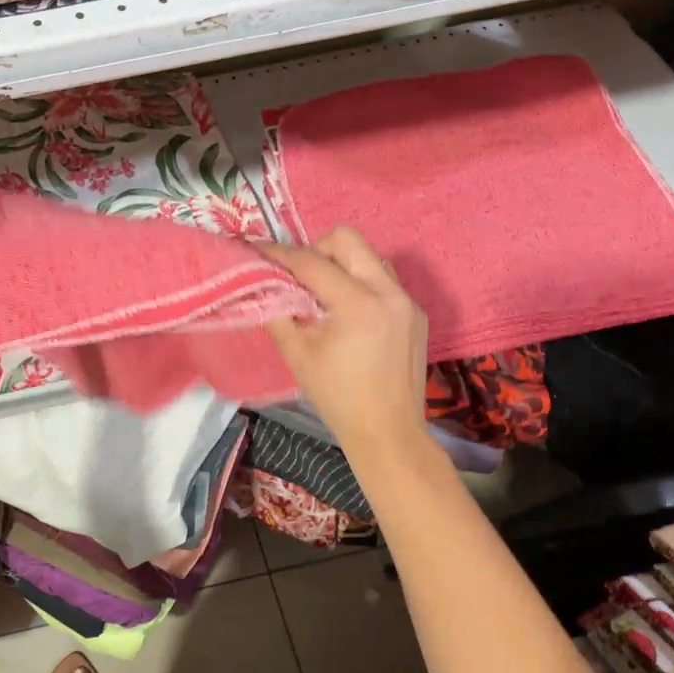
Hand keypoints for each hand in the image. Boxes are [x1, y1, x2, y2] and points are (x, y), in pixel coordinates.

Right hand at [261, 228, 429, 456]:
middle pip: (346, 240)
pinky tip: (348, 313)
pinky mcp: (416, 313)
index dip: (279, 254)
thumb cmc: (337, 396)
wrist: (388, 433)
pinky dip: (360, 283)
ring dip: (341, 264)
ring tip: (324, 294)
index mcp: (358, 304)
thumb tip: (259, 282)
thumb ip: (276, 310)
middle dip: (316, 250)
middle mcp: (388, 293)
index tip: (257, 251)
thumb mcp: (296, 352)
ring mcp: (407, 302)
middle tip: (299, 276)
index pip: (311, 261)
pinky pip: (384, 280)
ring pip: (368, 256)